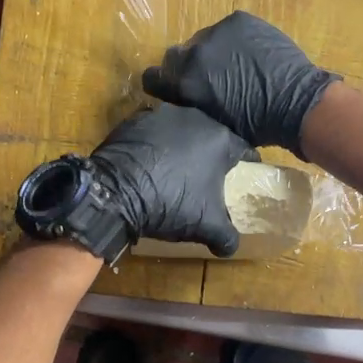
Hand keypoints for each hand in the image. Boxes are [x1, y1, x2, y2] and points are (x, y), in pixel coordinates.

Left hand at [90, 105, 255, 257]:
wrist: (116, 192)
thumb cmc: (170, 204)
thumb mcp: (207, 227)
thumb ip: (227, 238)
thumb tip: (231, 248)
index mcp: (221, 140)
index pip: (244, 152)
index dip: (246, 166)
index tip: (243, 179)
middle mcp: (197, 118)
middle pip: (213, 138)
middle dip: (213, 156)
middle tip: (209, 177)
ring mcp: (164, 114)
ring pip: (184, 132)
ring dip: (184, 147)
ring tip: (176, 170)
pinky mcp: (136, 119)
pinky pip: (155, 131)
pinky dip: (156, 144)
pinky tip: (151, 163)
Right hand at [141, 11, 340, 156]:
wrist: (294, 102)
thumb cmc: (256, 125)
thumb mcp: (213, 123)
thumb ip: (192, 105)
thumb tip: (186, 99)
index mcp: (184, 83)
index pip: (153, 77)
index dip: (163, 83)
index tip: (174, 88)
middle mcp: (193, 54)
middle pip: (177, 55)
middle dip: (188, 66)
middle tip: (208, 77)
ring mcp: (216, 33)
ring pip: (203, 40)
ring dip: (213, 51)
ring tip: (234, 64)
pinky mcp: (238, 20)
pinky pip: (228, 29)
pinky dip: (234, 40)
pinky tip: (250, 54)